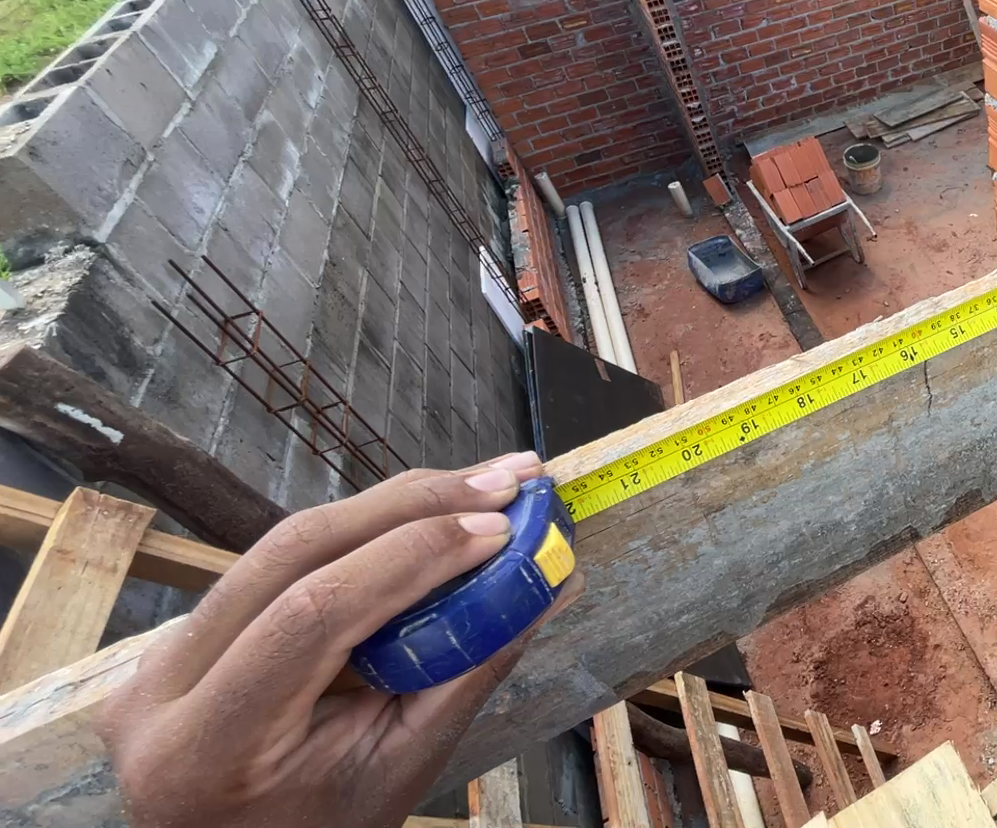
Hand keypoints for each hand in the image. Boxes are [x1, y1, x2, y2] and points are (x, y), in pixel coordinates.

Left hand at [102, 451, 582, 827]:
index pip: (312, 613)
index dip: (414, 555)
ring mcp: (172, 646)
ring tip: (498, 477)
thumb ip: (476, 665)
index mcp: (207, 744)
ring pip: (302, 533)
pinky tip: (447, 501)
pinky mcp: (205, 621)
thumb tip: (557, 582)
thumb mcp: (407, 762)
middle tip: (513, 480)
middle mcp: (164, 682)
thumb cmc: (328, 825)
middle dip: (420, 502)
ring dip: (410, 497)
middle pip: (299, 548)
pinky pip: (302, 547)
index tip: (502, 530)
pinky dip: (386, 516)